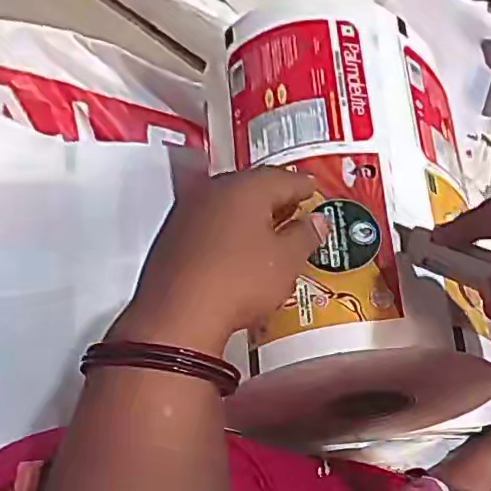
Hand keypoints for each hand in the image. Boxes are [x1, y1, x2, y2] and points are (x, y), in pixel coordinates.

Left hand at [114, 166, 326, 353]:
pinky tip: (238, 257)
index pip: (285, 178)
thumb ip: (306, 235)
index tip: (312, 190)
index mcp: (247, 188)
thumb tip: (315, 224)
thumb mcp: (287, 260)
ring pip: (229, 206)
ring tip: (269, 239)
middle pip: (253, 188)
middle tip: (295, 212)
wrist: (182, 313)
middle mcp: (214, 191)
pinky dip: (228, 235)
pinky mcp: (174, 237)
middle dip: (276, 201)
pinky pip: (209, 226)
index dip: (305, 187)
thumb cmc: (232, 283)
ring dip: (251, 219)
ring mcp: (189, 212)